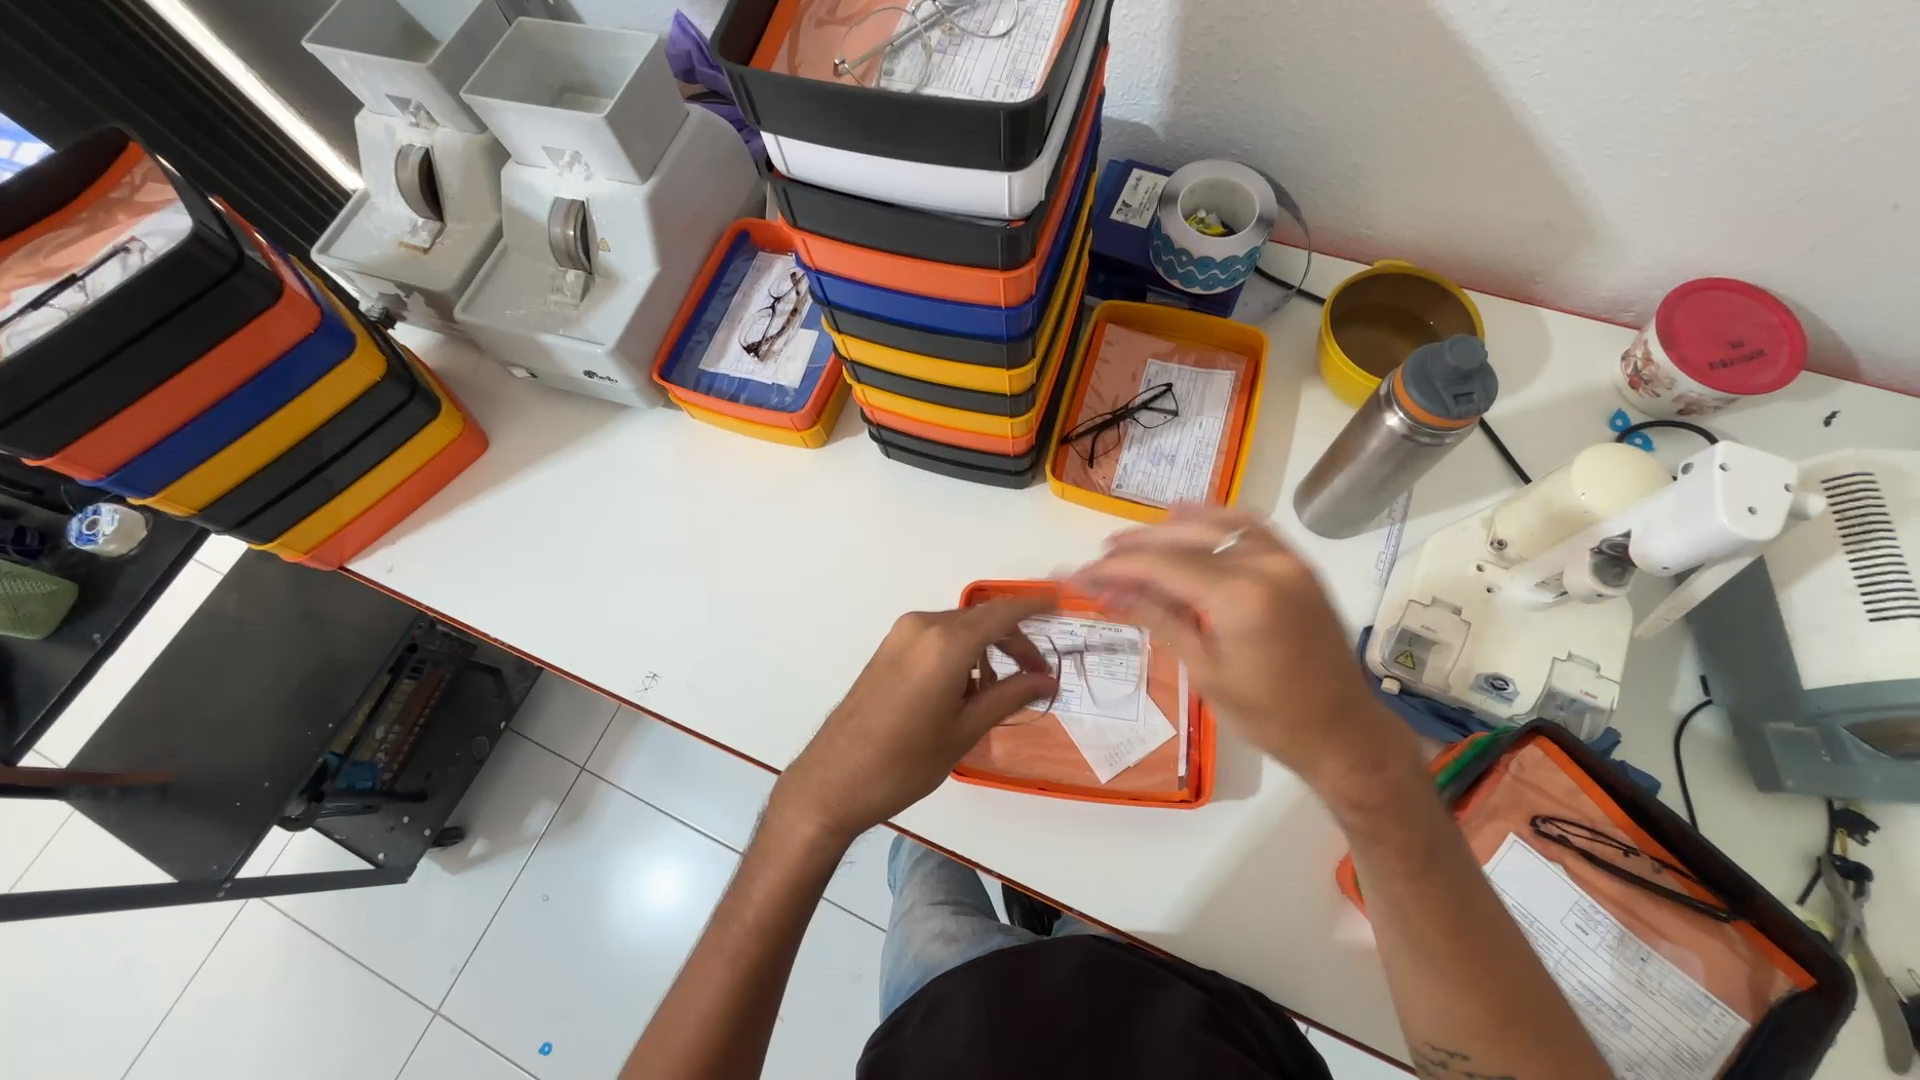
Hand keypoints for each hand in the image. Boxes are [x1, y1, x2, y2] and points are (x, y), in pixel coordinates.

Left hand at [771, 596, 1059, 839]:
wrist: (833, 781)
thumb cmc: (905, 762)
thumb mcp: (965, 730)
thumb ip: (1011, 696)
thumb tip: (1048, 679)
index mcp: (945, 643)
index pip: (1002, 612)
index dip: (1036, 608)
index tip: (1063, 607)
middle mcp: (923, 627)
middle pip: (982, 620)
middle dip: (1015, 641)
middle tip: (1038, 676)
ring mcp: (901, 636)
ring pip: (960, 630)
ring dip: (987, 651)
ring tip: (1001, 694)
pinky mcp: (888, 650)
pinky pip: (937, 640)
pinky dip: (961, 656)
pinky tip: (967, 692)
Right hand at [1071, 506, 1421, 800]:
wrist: (1342, 731)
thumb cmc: (1268, 715)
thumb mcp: (1205, 671)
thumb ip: (1160, 619)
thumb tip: (1108, 594)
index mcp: (1240, 596)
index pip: (1163, 565)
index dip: (1117, 567)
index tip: (1082, 573)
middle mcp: (1265, 564)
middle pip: (1185, 538)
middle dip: (1137, 547)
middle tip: (1099, 559)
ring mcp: (1286, 560)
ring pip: (1217, 525)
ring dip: (1171, 528)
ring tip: (1132, 539)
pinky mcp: (1297, 565)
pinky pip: (1252, 526)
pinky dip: (1217, 518)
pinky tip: (1189, 518)